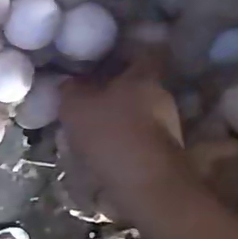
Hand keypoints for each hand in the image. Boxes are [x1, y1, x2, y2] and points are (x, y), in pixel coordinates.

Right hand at [58, 62, 189, 206]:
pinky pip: (140, 137)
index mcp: (144, 76)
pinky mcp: (165, 153)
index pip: (140, 53)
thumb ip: (70, 90)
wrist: (146, 185)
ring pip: (138, 113)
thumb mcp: (75, 106)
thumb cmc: (111, 134)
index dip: (120, 54)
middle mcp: (161, 96)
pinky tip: (104, 153)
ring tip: (91, 130)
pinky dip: (123, 141)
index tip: (99, 62)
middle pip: (137, 85)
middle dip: (114, 91)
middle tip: (87, 99)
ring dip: (118, 118)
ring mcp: (168, 126)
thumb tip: (69, 83)